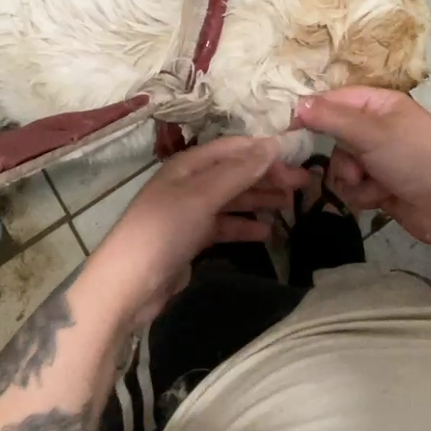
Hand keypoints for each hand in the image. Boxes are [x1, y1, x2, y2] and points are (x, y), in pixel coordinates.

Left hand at [86, 136, 307, 326]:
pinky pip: (224, 226)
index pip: (233, 149)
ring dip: (260, 200)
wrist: (127, 286)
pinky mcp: (190, 239)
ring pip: (232, 199)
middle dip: (267, 176)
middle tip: (303, 185)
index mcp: (189, 165)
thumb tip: (272, 145)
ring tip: (291, 205)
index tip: (296, 159)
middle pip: (235, 173)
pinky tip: (267, 233)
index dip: (263, 151)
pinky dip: (244, 226)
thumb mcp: (202, 196)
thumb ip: (238, 172)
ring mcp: (190, 212)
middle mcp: (190, 183)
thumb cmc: (163, 231)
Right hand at [293, 87, 430, 246]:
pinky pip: (353, 187)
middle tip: (349, 165)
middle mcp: (377, 128)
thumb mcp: (372, 133)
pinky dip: (362, 194)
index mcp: (380, 104)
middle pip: (334, 135)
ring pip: (341, 164)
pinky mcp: (380, 186)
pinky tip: (380, 198)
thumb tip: (296, 104)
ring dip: (351, 178)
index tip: (290, 129)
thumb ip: (331, 118)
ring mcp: (379, 158)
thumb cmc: (415, 158)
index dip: (313, 112)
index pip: (335, 100)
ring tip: (369, 184)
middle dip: (340, 154)